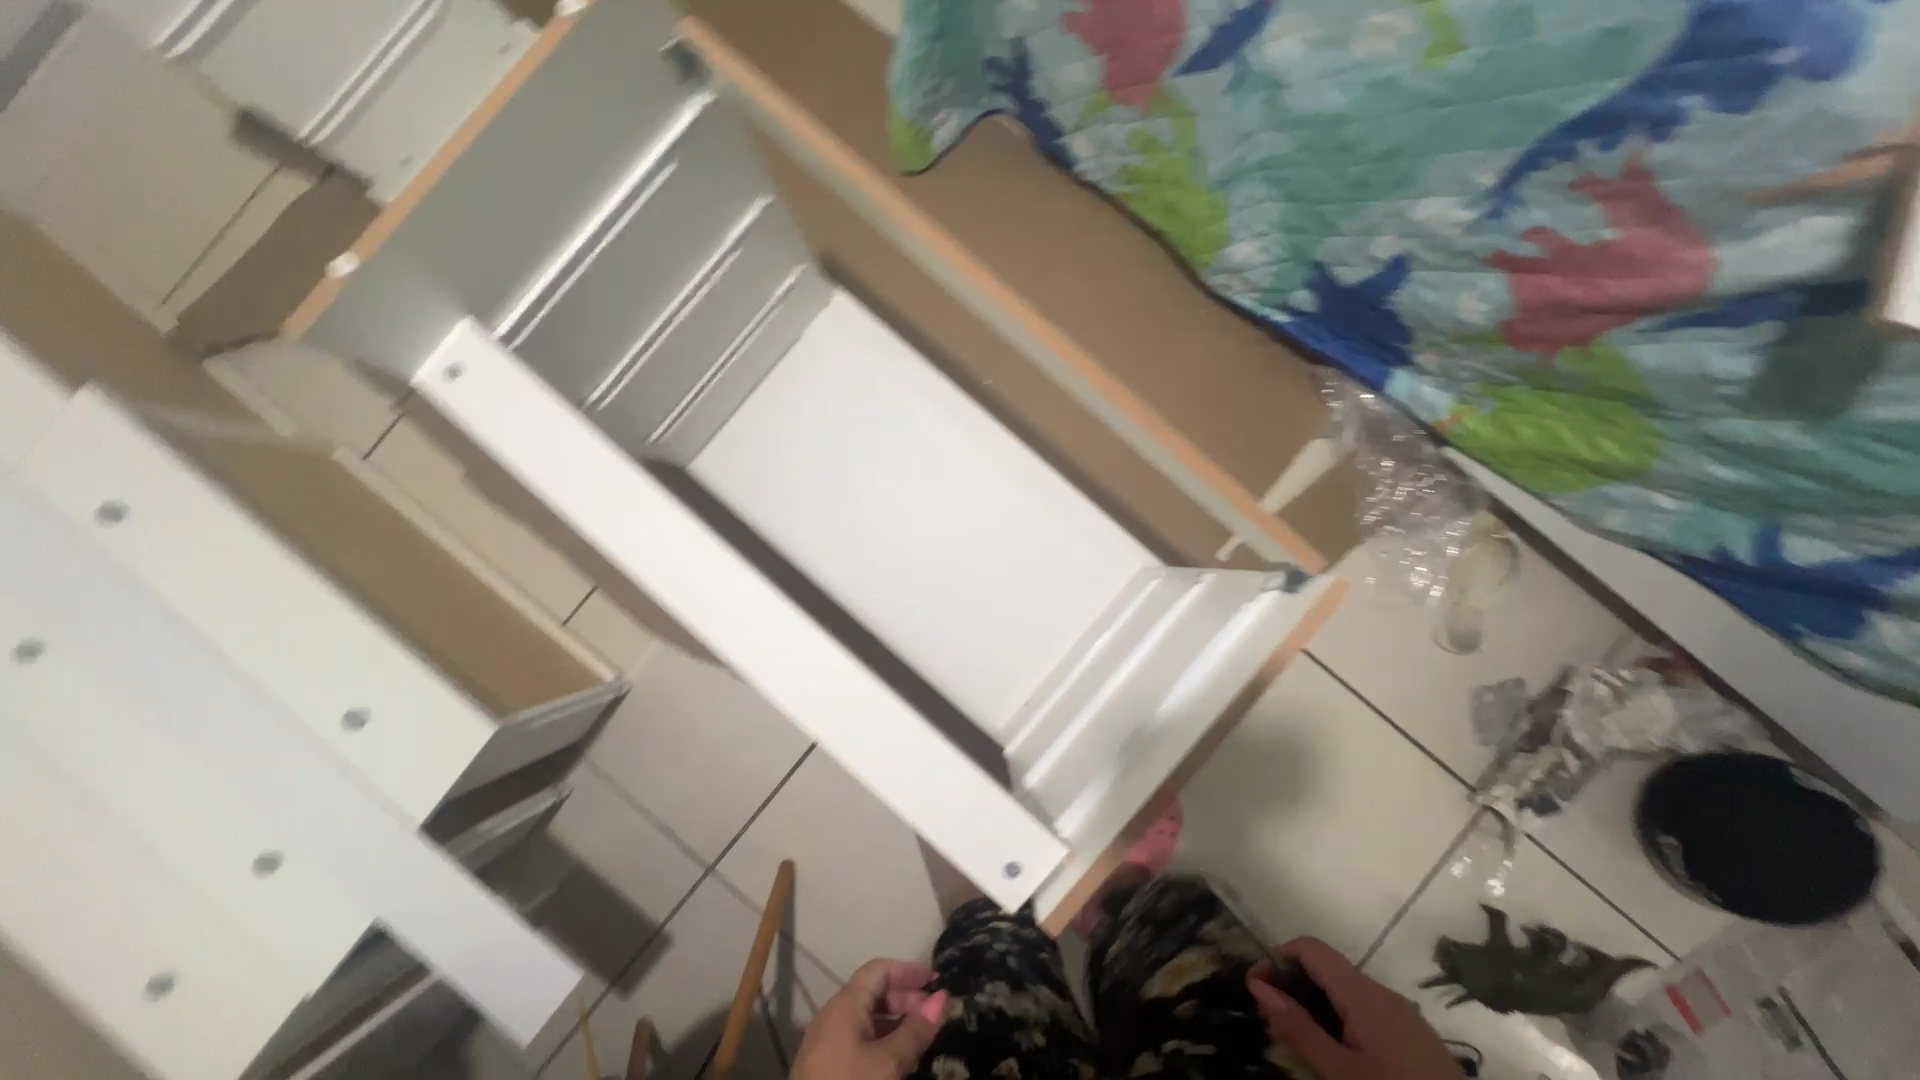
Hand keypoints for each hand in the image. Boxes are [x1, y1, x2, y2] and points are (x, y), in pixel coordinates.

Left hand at [791, 959, 949, 1079]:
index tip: (937, 981)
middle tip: (933, 1012)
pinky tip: (897, 1055)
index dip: (909, 971)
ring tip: (920, 1034)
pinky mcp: (825, 1061)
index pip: (880, 969)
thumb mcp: (889, 1062)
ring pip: (866, 1015)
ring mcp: (826, 1038)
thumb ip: (916, 1030)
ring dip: (894, 1019)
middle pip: (872, 991)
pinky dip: (881, 1036)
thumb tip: (942, 998)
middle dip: (905, 997)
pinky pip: (857, 1035)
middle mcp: (833, 1013)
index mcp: (845, 1003)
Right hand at [1248, 937, 1465, 1079]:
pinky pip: (1366, 1011)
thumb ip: (1298, 1028)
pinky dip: (1339, 1019)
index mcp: (1363, 994)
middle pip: (1326, 967)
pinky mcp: (1413, 1036)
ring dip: (1314, 1004)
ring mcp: (1402, 1014)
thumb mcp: (1340, 1073)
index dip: (1276, 958)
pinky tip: (1336, 1054)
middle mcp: (1383, 993)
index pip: (1309, 947)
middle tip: (1271, 1024)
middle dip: (1292, 985)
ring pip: (1345, 991)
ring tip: (1298, 1043)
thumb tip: (1258, 986)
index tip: (1255, 991)